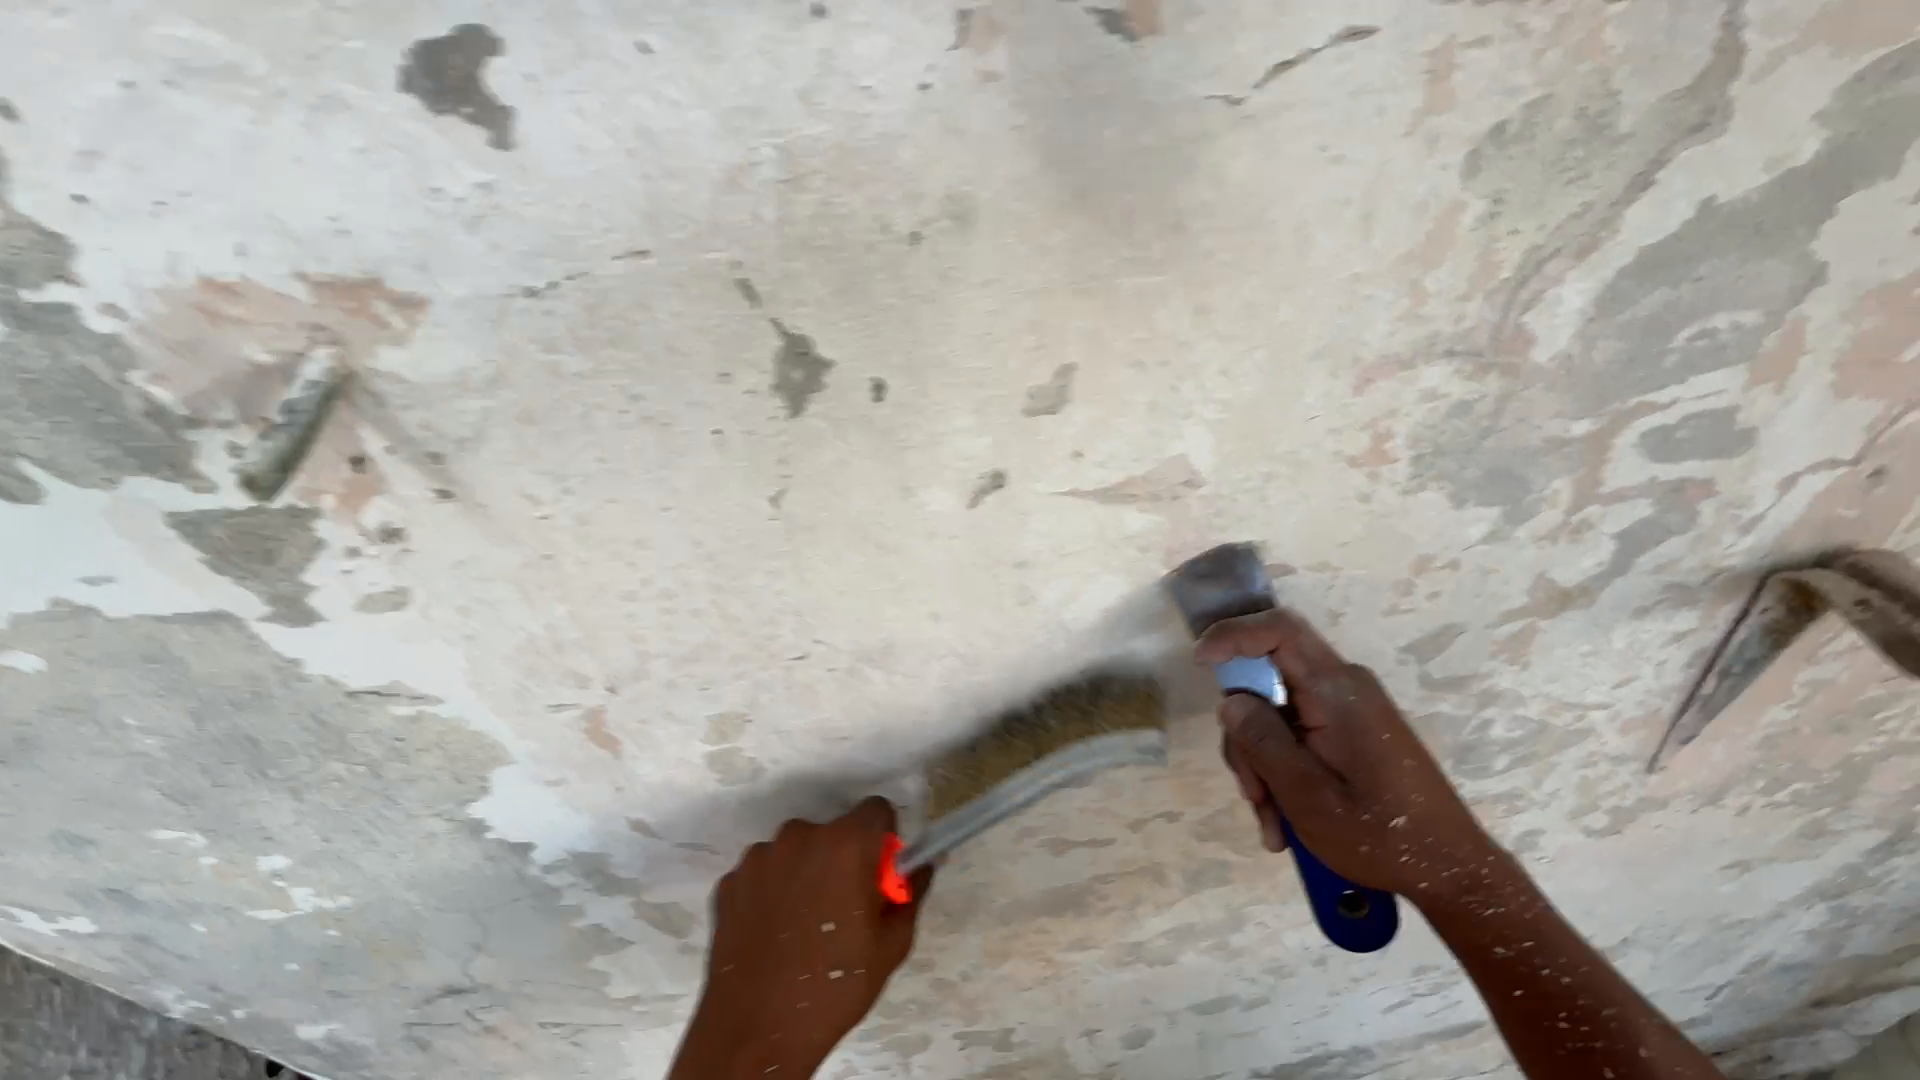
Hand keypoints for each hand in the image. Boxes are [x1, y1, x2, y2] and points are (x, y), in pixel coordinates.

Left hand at [670, 797, 932, 1078]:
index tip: (880, 874)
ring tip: (805, 925)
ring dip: (807, 872)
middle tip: (844, 908)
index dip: (884, 839)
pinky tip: (775, 933)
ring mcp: (760, 857)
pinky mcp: (731, 880)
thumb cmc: (835, 986)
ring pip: (797, 851)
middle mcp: (801, 836)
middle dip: (844, 858)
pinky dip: (773, 891)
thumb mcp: (892, 944)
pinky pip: (765, 872)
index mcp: (847, 844)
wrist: (756, 1031)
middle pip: (834, 831)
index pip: (877, 810)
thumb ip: (911, 893)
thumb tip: (921, 866)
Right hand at [1197, 608, 1495, 902]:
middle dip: (1245, 737)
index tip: (1200, 663)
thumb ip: (1262, 741)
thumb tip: (1231, 701)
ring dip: (1262, 766)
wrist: (1452, 872)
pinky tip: (1285, 823)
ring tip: (1273, 826)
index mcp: (1337, 691)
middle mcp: (1343, 689)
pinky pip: (1297, 736)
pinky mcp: (1350, 734)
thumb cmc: (1380, 835)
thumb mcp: (1306, 795)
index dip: (1233, 635)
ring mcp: (1347, 711)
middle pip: (1267, 683)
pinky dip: (1282, 773)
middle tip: (1251, 794)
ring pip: (1275, 716)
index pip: (1279, 630)